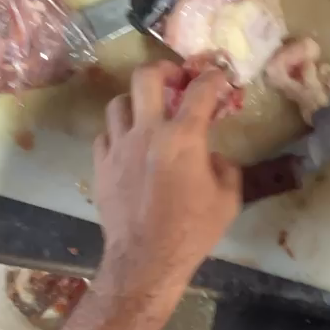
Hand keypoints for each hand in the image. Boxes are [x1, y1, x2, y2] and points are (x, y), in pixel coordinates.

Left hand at [91, 61, 242, 295]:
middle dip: (163, 69)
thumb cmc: (192, 233)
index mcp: (184, 137)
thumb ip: (226, 169)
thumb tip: (214, 157)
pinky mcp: (101, 166)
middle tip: (174, 80)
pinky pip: (104, 135)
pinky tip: (128, 146)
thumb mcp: (227, 202)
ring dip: (135, 102)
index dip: (213, 78)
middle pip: (146, 77)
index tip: (219, 79)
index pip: (201, 90)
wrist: (146, 260)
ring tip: (146, 114)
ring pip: (118, 103)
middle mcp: (148, 132)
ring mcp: (119, 147)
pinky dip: (117, 133)